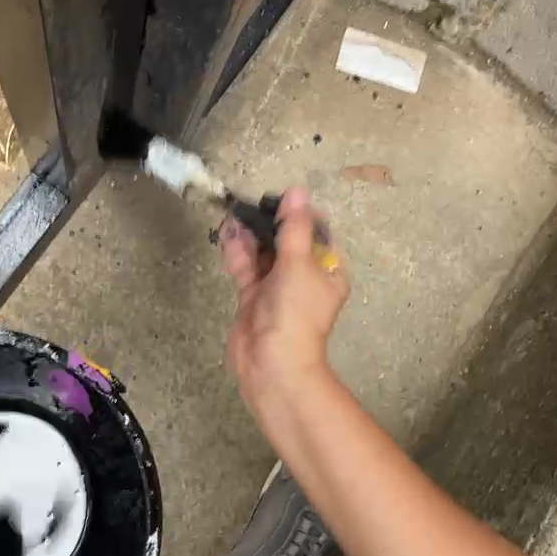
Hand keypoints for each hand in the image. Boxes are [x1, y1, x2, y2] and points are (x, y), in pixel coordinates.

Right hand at [219, 187, 348, 403]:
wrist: (272, 364)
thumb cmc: (295, 313)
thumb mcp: (299, 264)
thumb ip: (294, 227)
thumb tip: (297, 191)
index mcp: (328, 271)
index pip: (317, 234)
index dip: (300, 214)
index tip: (280, 198)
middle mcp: (304, 278)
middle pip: (287, 241)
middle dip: (269, 222)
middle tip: (251, 203)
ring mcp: (277, 288)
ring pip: (264, 253)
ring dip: (250, 235)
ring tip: (234, 213)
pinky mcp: (253, 297)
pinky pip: (246, 268)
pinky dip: (238, 252)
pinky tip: (228, 233)